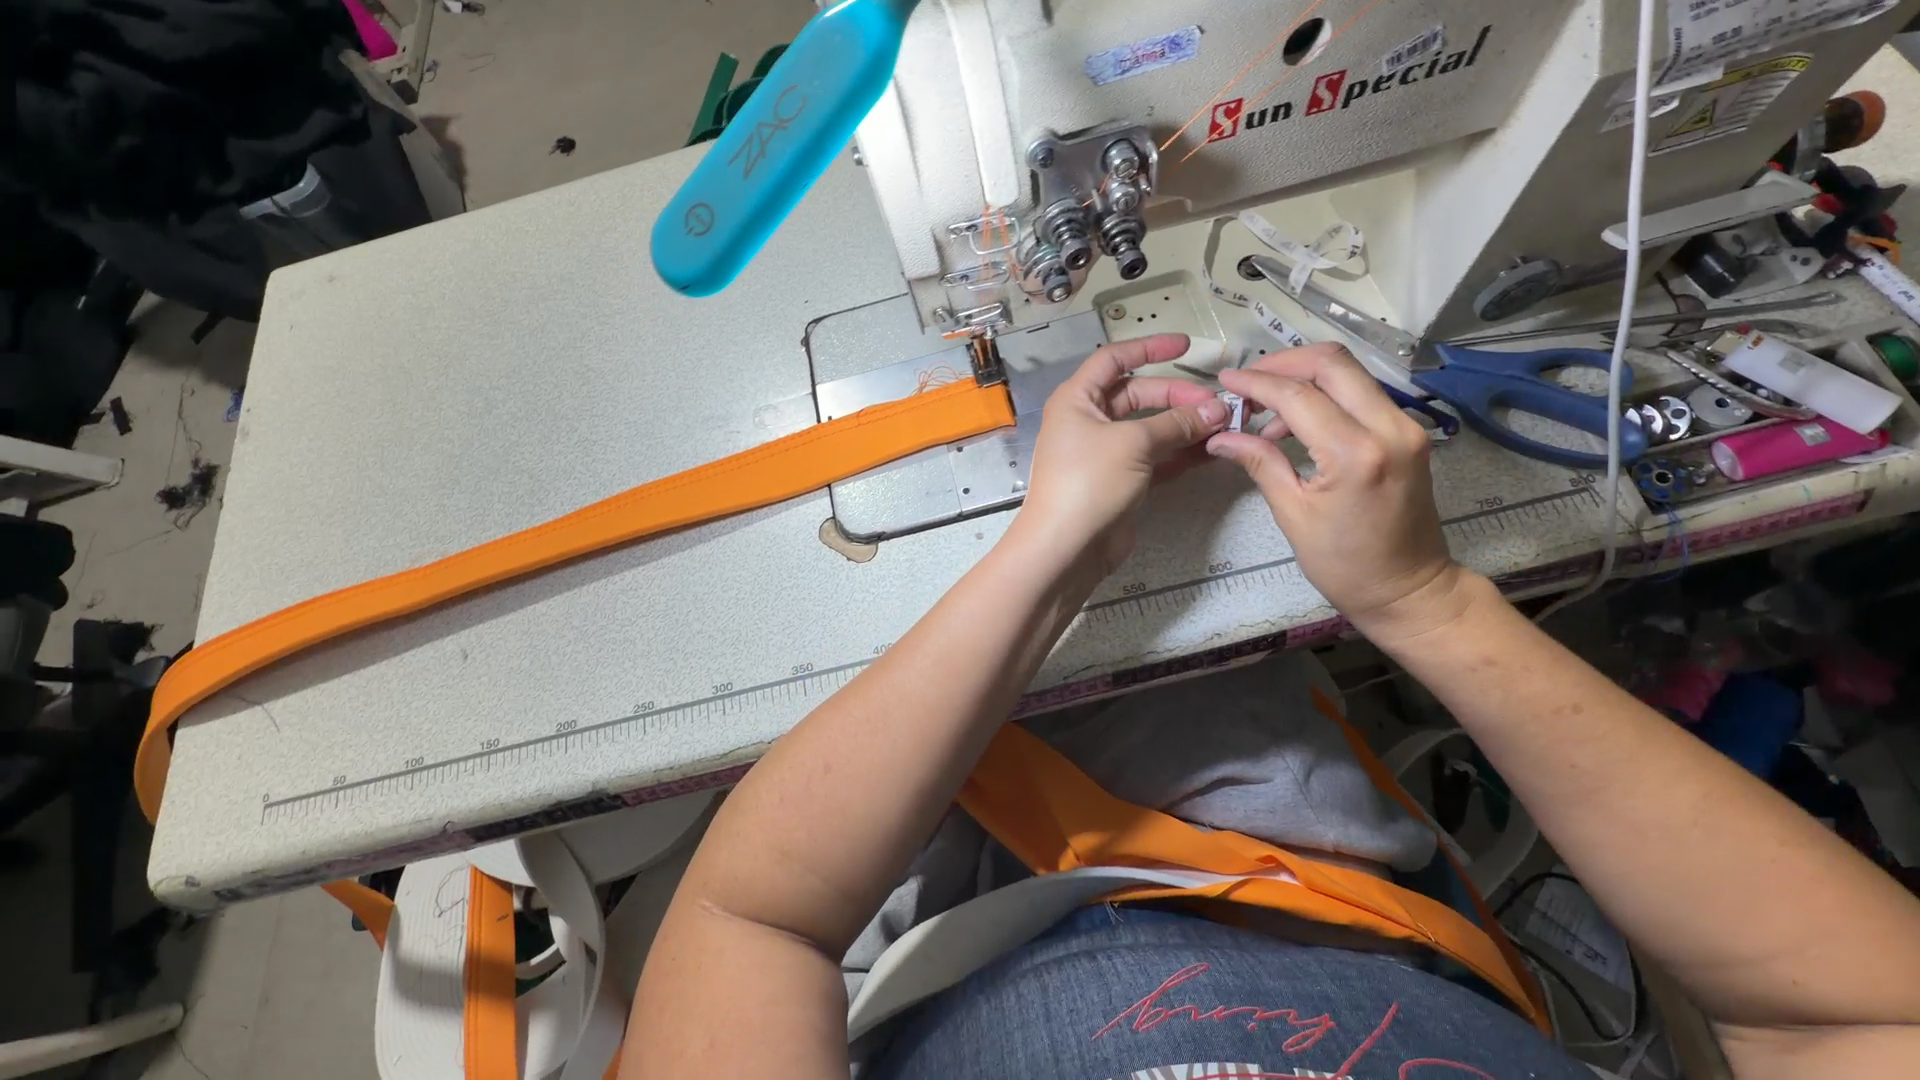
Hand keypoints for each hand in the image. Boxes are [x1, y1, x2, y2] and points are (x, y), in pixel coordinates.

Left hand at [1014, 334, 1228, 574]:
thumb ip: (1176, 423)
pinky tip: (1210, 452)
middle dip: (1177, 396)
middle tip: (1216, 407)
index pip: (1114, 360)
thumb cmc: (1089, 481)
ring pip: (1149, 429)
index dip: (1149, 348)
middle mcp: (1087, 421)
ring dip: (1184, 426)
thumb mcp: (1133, 443)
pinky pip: (1154, 458)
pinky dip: (1179, 454)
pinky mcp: (1119, 482)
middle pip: (1137, 395)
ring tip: (1222, 427)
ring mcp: (1104, 453)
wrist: (1066, 547)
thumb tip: (1216, 411)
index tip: (1186, 346)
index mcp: (1077, 399)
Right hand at [1207, 344, 1469, 642]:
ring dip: (1305, 377)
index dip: (1257, 382)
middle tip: (1249, 383)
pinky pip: (1363, 393)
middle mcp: (1388, 428)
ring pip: (1350, 372)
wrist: (1410, 589)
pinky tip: (1298, 420)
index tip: (1226, 380)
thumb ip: (1260, 462)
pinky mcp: (1408, 432)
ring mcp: (1405, 426)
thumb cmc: (1345, 564)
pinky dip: (1326, 394)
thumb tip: (1221, 436)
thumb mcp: (1293, 515)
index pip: (1298, 395)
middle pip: (1332, 363)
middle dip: (1284, 363)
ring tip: (1268, 410)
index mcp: (1355, 454)